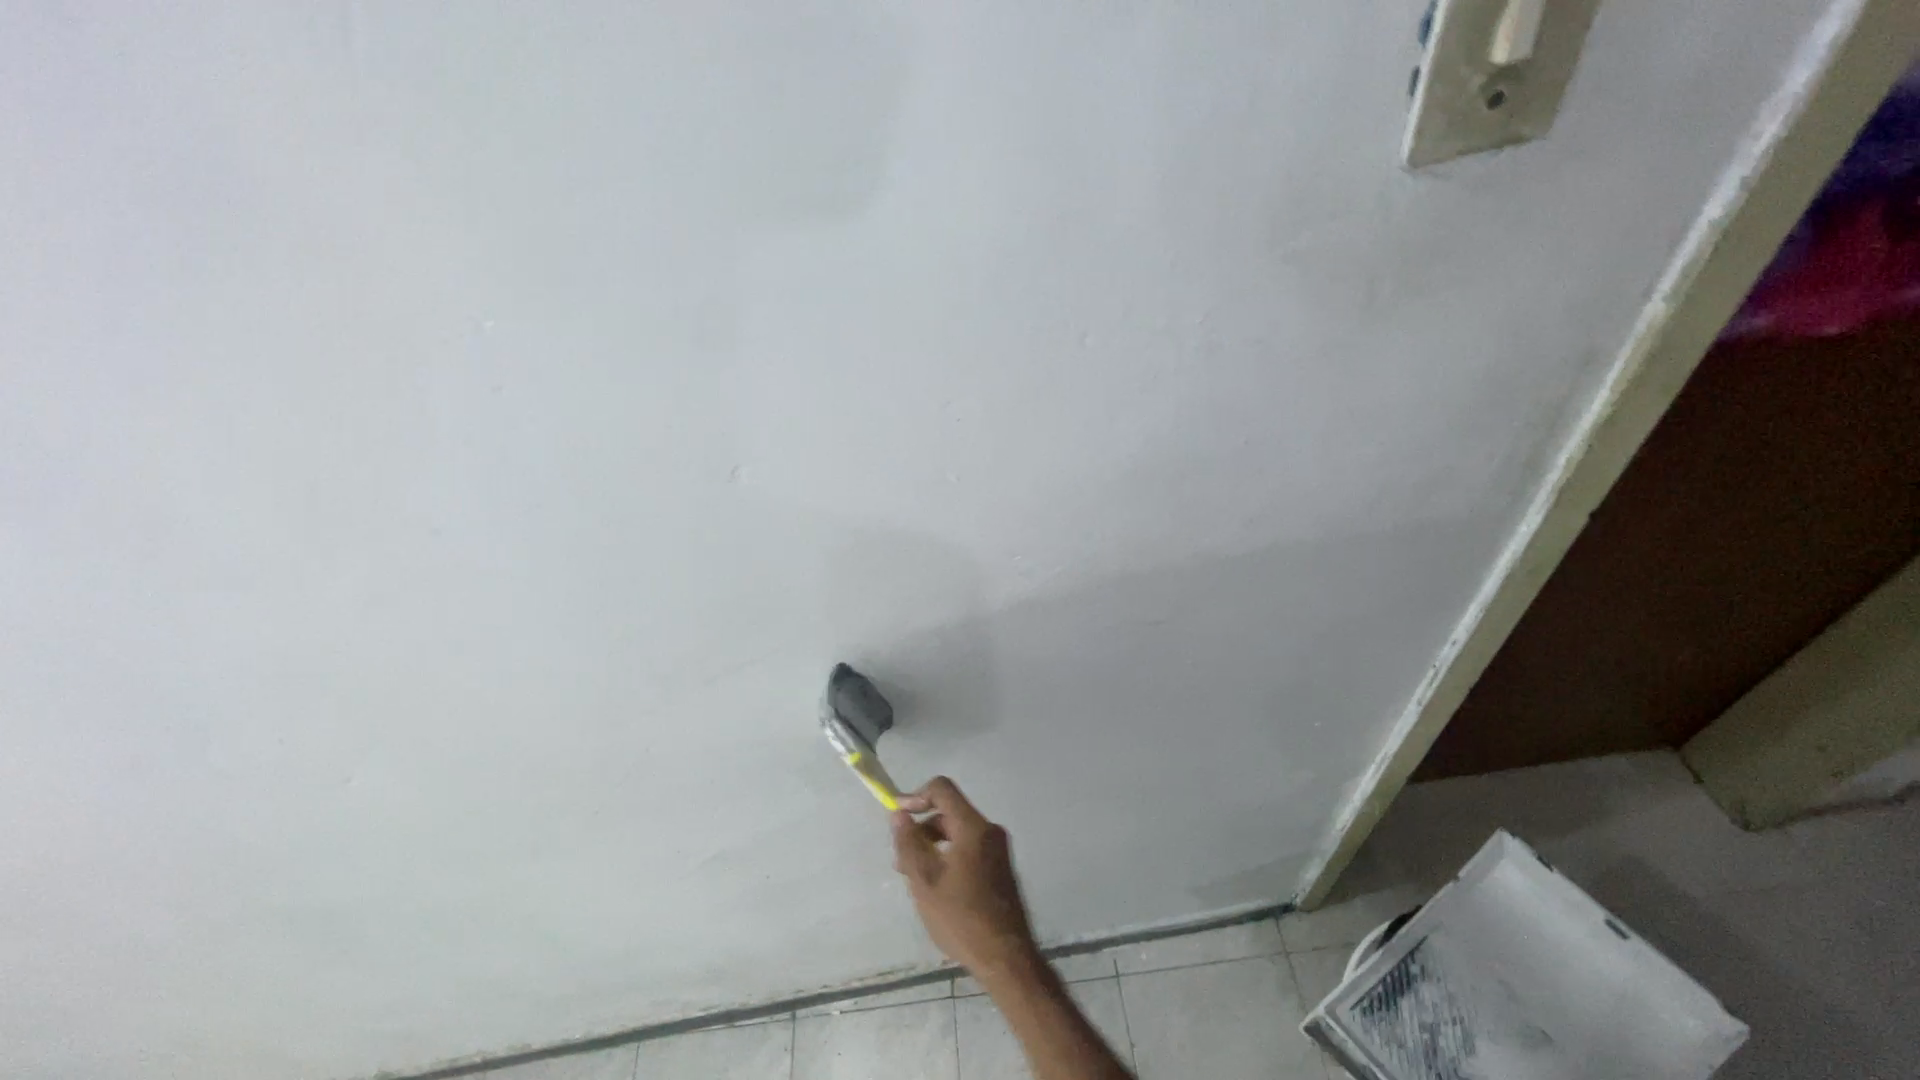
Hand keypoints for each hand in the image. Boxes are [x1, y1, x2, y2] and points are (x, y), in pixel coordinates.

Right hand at [891, 777, 1039, 978]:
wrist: (1005, 956)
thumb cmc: (961, 917)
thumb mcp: (924, 881)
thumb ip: (909, 843)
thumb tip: (899, 814)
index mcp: (973, 827)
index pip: (942, 789)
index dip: (915, 796)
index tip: (897, 817)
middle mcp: (990, 831)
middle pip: (949, 813)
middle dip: (921, 830)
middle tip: (901, 862)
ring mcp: (998, 850)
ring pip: (958, 833)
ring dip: (933, 846)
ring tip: (915, 879)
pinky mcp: (1000, 867)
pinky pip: (969, 848)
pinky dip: (948, 857)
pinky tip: (937, 887)